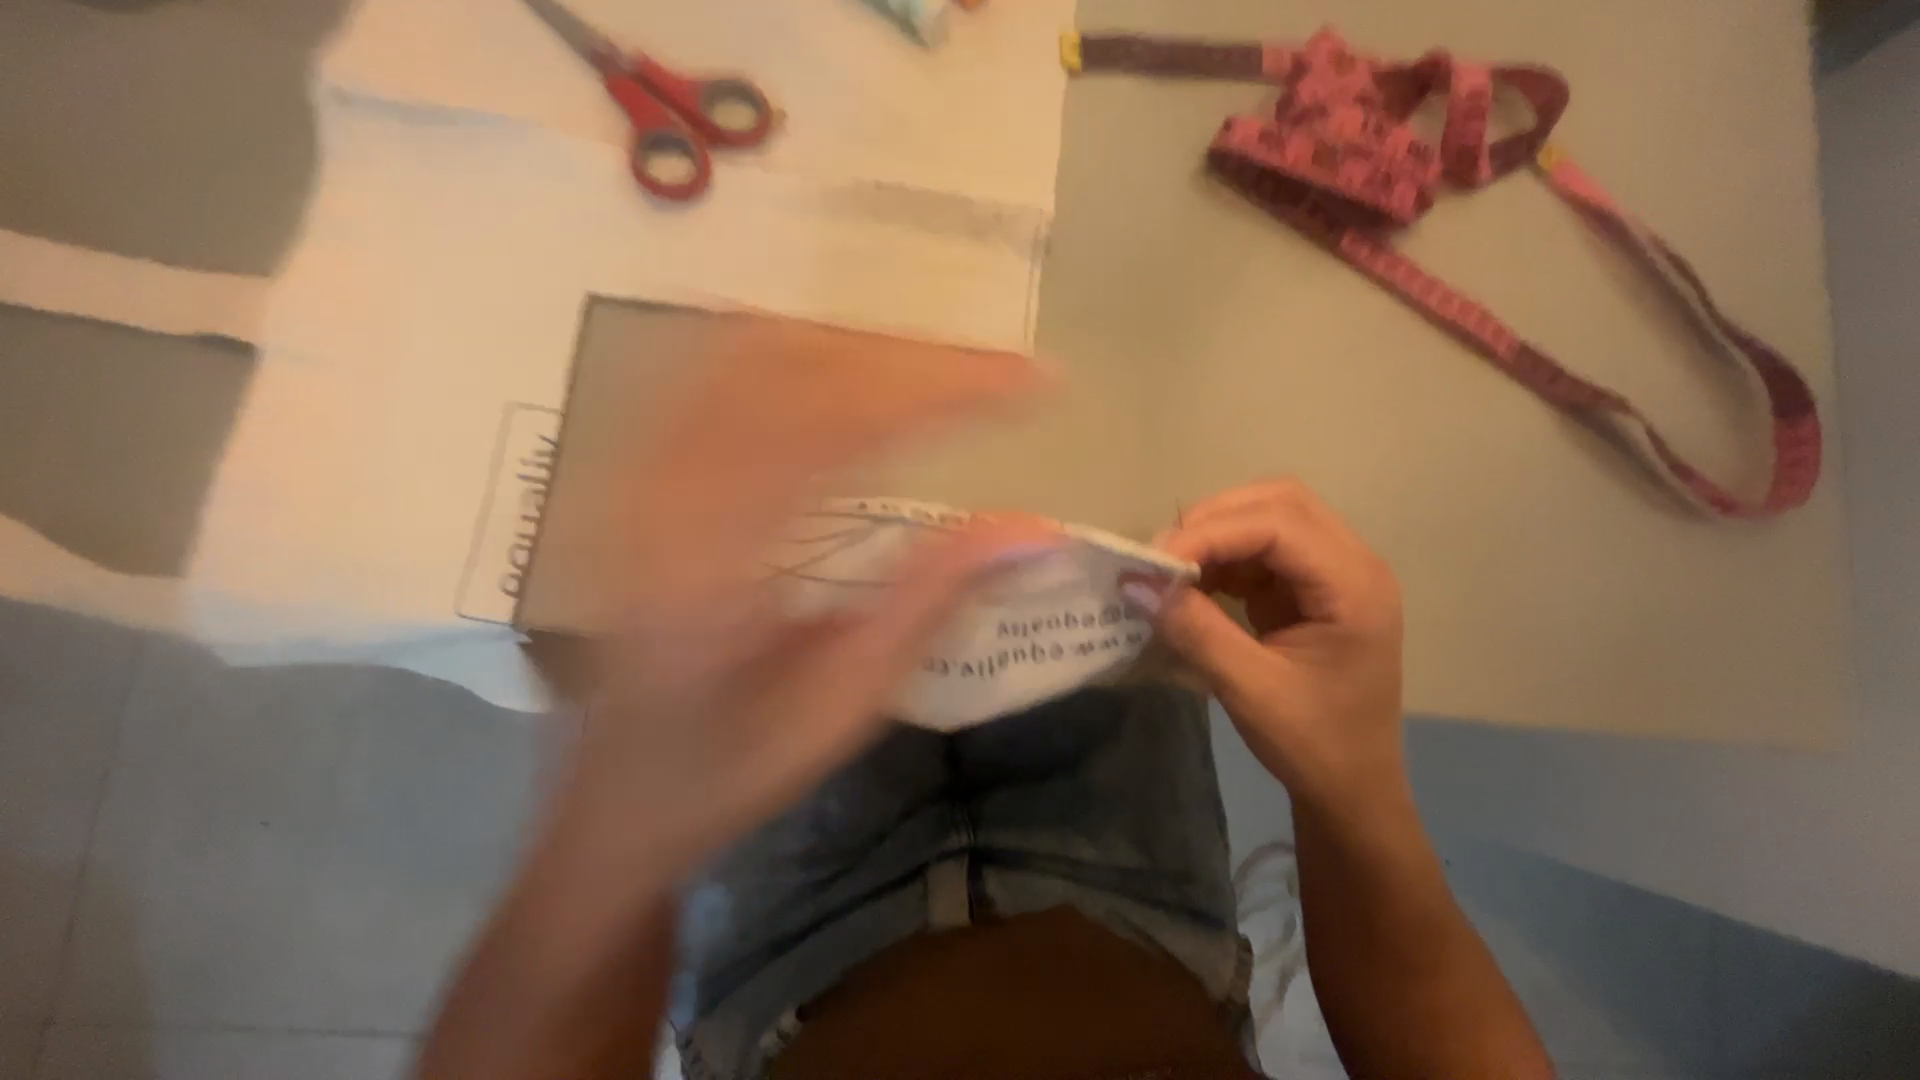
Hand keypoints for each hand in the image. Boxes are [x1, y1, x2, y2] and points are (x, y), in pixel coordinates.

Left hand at [535, 314, 1056, 890]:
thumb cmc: (731, 768)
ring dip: (855, 349)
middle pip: (798, 363)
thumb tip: (1037, 529)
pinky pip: (714, 371)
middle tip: (996, 375)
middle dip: (911, 358)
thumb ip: (933, 600)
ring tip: (935, 372)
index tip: (1035, 383)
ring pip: (752, 351)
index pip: (845, 424)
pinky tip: (843, 372)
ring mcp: (634, 473)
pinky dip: (796, 355)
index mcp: (717, 559)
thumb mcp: (843, 703)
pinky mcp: (631, 473)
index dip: (949, 387)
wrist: (611, 800)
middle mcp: (664, 493)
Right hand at [1126, 480, 1405, 811]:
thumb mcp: (1250, 690)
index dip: (1212, 532)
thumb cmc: (1314, 744)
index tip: (1156, 563)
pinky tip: (1191, 585)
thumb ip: (1196, 631)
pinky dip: (1219, 558)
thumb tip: (1136, 583)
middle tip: (1162, 558)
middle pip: (1278, 502)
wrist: (1352, 787)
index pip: (1280, 523)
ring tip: (1170, 572)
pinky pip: (1259, 549)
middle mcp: (1351, 564)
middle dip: (1213, 521)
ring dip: (1214, 536)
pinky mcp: (1307, 587)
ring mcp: (1331, 573)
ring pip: (1267, 517)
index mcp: (1355, 586)